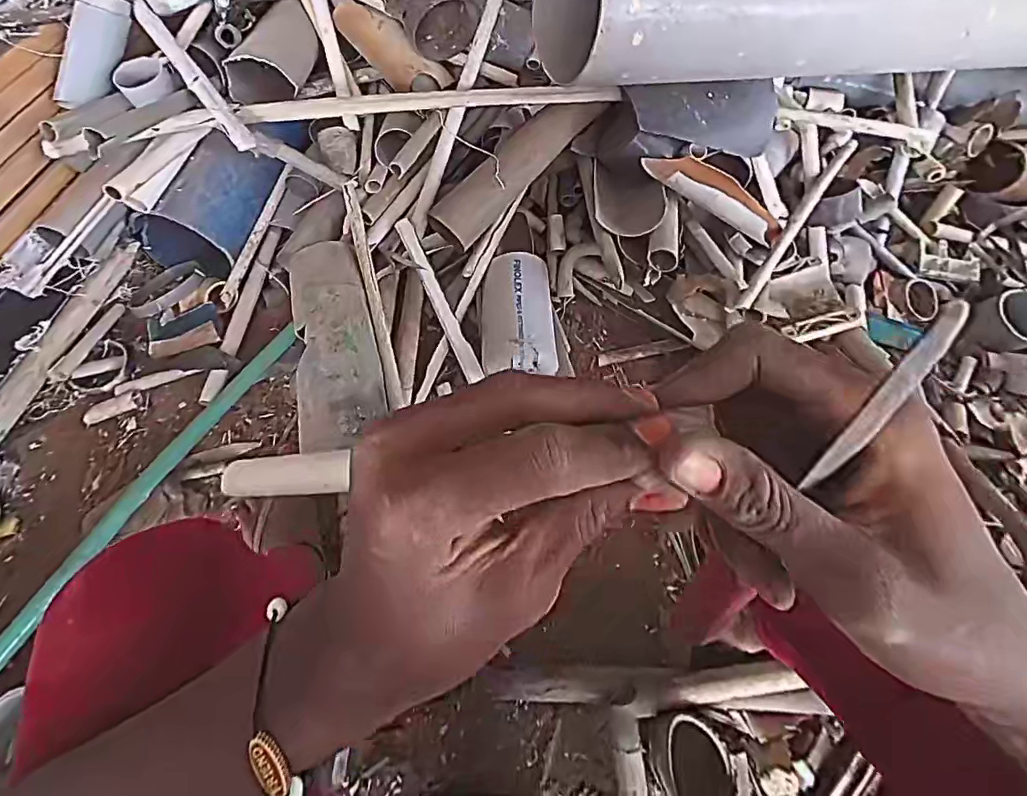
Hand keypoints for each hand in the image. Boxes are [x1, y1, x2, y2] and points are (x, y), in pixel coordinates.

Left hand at [262, 372, 679, 763]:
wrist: (364, 631)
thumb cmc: (433, 636)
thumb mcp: (522, 589)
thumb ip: (581, 516)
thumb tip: (643, 471)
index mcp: (422, 504)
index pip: (538, 454)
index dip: (609, 446)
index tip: (661, 445)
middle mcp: (400, 446)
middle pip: (517, 398)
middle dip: (592, 403)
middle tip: (650, 414)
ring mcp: (396, 425)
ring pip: (504, 390)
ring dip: (569, 400)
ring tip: (626, 416)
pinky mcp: (405, 421)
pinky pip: (486, 402)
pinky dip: (538, 408)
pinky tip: (578, 419)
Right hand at [648, 323, 1026, 715]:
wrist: (991, 667)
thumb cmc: (952, 622)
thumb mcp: (852, 572)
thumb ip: (762, 506)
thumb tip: (674, 450)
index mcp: (872, 409)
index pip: (760, 353)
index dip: (697, 380)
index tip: (654, 430)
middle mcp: (838, 410)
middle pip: (730, 398)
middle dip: (710, 464)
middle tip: (713, 525)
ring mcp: (814, 439)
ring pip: (722, 440)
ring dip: (723, 505)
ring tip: (763, 570)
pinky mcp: (797, 468)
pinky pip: (732, 472)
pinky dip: (731, 518)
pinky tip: (766, 566)